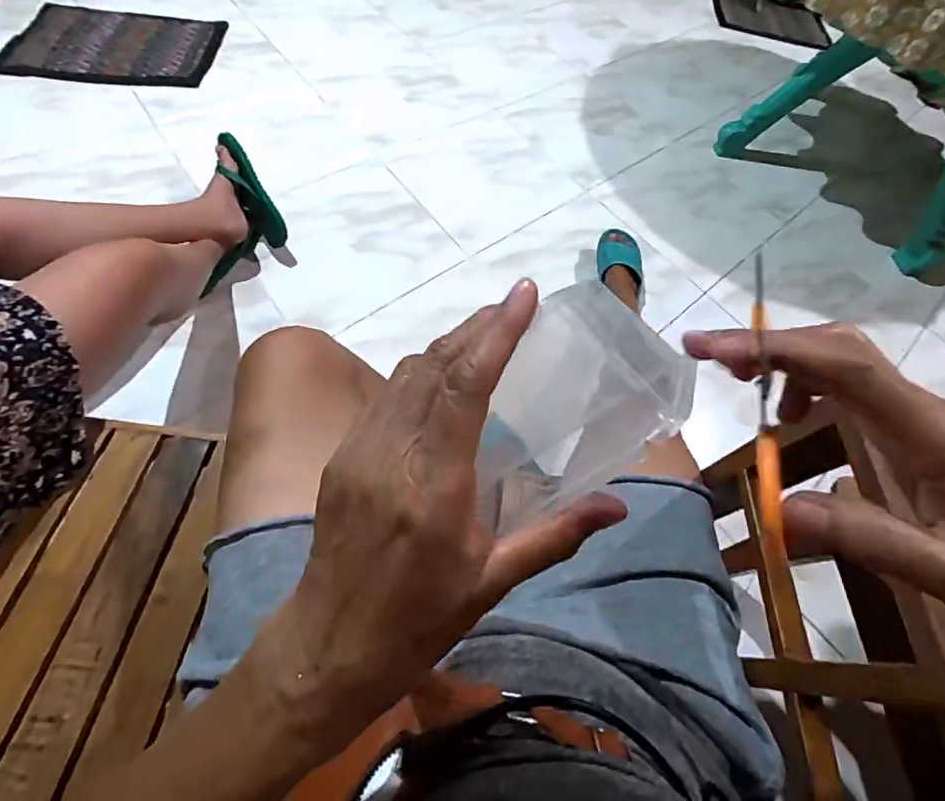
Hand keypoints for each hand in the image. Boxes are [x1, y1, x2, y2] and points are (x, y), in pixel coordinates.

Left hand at [271, 280, 627, 747]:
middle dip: (478, 327)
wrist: (326, 648)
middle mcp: (392, 454)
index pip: (465, 387)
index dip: (496, 334)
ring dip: (450, 343)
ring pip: (408, 372)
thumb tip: (618, 506)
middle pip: (435, 365)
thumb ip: (556, 535)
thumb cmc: (418, 619)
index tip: (524, 296)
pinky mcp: (345, 454)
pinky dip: (423, 368)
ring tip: (488, 328)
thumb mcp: (492, 582)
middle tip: (514, 303)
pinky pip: (389, 393)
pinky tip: (446, 371)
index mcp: (434, 485)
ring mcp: (360, 449)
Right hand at [683, 323, 944, 651]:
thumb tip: (780, 509)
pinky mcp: (915, 431)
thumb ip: (875, 540)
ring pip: (846, 360)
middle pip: (841, 348)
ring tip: (739, 382)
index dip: (779, 349)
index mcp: (935, 434)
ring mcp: (920, 417)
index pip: (848, 368)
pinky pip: (853, 388)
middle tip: (708, 356)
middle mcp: (924, 410)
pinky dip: (809, 385)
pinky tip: (791, 417)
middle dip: (772, 342)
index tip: (716, 349)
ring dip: (788, 360)